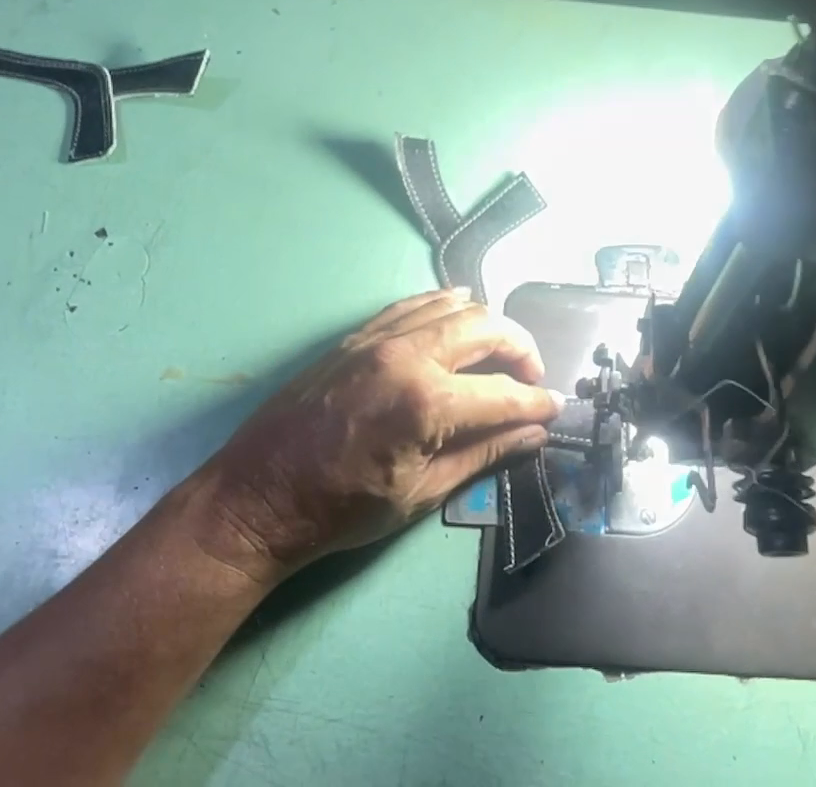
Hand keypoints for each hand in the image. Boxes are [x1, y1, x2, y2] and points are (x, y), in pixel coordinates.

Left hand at [189, 290, 559, 579]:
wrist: (259, 497)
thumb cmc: (342, 510)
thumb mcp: (423, 492)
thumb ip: (485, 454)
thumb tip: (535, 433)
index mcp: (427, 403)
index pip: (505, 393)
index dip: (538, 402)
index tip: (556, 409)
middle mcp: (407, 356)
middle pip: (487, 328)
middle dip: (523, 349)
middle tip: (532, 378)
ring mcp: (379, 338)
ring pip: (453, 306)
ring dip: (488, 323)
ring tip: (501, 352)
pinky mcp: (356, 336)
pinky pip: (413, 305)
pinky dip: (445, 306)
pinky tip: (459, 313)